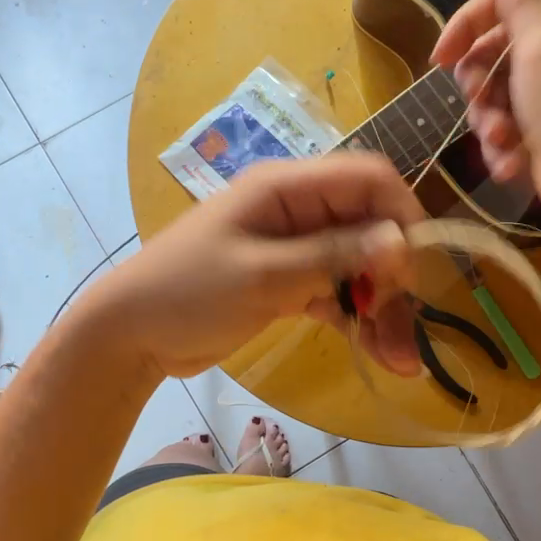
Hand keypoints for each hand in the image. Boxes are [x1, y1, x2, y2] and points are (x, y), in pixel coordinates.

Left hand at [80, 154, 426, 378]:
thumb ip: (331, 257)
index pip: (368, 179)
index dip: (401, 216)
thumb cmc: (187, 292)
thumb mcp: (260, 275)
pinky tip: (377, 355)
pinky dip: (357, 321)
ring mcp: (293, 249)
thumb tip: (400, 242)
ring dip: (382, 309)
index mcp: (286, 188)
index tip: (410, 271)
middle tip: (401, 327)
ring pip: (358, 267)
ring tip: (400, 361)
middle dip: (393, 277)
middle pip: (370, 228)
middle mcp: (296, 211)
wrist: (130, 334)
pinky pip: (336, 294)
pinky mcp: (288, 284)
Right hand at [430, 0, 540, 209]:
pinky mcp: (540, 133)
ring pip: (491, 99)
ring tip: (502, 140)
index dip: (467, 27)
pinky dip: (502, 149)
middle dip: (478, 84)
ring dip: (489, 122)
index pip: (502, 4)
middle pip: (490, 55)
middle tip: (479, 101)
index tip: (441, 58)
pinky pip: (503, 132)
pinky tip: (511, 162)